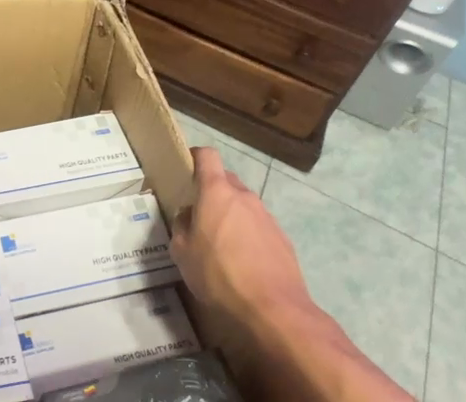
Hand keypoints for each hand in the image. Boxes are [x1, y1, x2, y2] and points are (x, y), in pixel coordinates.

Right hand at [171, 146, 312, 332]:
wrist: (274, 310)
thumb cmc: (219, 275)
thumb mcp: (182, 253)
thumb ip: (181, 226)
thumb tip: (188, 216)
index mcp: (216, 192)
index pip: (207, 156)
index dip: (195, 157)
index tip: (186, 170)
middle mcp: (244, 197)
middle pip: (226, 181)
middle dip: (212, 193)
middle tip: (201, 218)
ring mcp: (267, 217)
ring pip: (244, 206)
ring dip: (232, 217)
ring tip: (223, 248)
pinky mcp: (283, 239)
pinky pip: (259, 227)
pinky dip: (249, 237)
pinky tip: (245, 264)